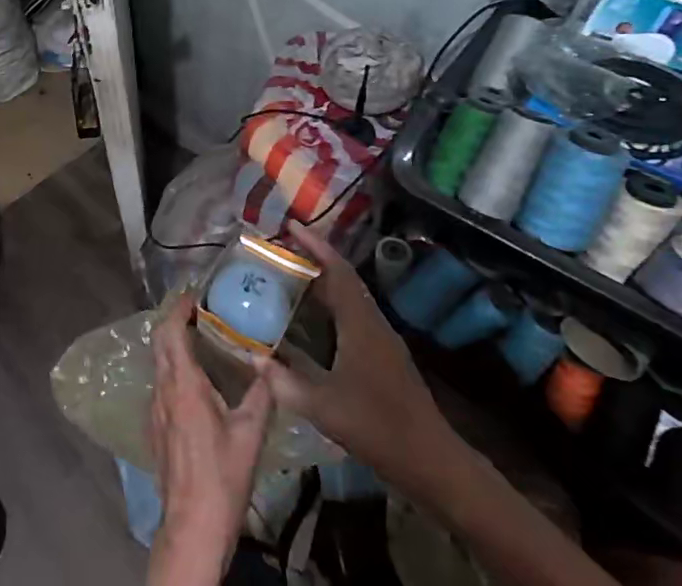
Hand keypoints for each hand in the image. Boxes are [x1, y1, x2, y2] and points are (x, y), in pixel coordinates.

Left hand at [147, 294, 272, 585]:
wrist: (193, 525)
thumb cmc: (223, 475)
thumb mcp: (252, 431)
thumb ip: (262, 391)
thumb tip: (270, 361)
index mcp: (183, 386)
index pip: (169, 332)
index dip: (180, 307)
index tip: (198, 293)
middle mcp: (162, 392)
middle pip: (160, 342)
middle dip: (177, 319)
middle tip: (205, 309)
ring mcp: (155, 411)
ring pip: (160, 363)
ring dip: (176, 343)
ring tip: (206, 336)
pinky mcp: (156, 427)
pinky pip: (162, 383)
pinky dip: (176, 367)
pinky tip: (200, 377)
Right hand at [258, 225, 458, 491]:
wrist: (428, 456)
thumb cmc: (376, 426)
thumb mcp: (323, 407)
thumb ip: (285, 382)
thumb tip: (252, 358)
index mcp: (360, 323)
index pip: (337, 270)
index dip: (315, 245)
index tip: (292, 225)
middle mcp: (372, 321)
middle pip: (343, 278)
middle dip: (315, 259)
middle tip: (281, 250)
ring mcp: (381, 337)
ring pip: (350, 296)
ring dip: (324, 281)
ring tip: (291, 276)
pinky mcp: (383, 353)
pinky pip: (353, 314)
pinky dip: (331, 305)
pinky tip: (312, 319)